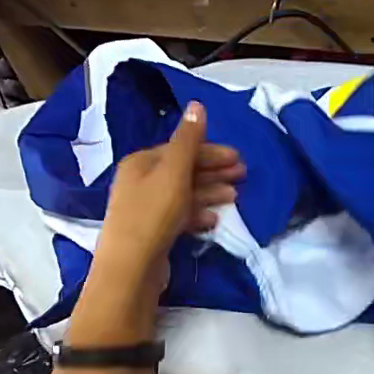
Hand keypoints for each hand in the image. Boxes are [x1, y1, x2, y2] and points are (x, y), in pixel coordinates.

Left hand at [91, 101, 243, 292]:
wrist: (131, 269)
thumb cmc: (153, 213)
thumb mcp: (174, 171)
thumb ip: (188, 139)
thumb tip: (197, 105)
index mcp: (141, 162)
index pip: (180, 149)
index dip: (210, 152)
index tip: (238, 159)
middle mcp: (140, 182)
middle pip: (182, 170)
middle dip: (213, 171)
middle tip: (243, 175)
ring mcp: (145, 209)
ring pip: (183, 194)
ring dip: (209, 192)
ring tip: (234, 197)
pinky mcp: (153, 233)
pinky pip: (179, 216)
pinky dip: (197, 214)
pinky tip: (214, 220)